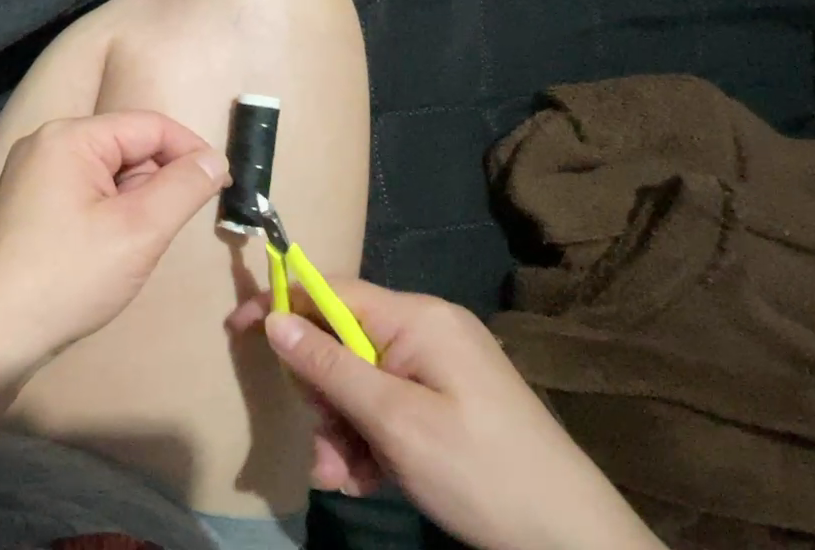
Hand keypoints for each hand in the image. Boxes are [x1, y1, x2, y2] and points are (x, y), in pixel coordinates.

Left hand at [0, 112, 229, 367]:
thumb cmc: (70, 277)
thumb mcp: (140, 231)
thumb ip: (184, 188)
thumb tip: (215, 160)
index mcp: (69, 136)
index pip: (148, 125)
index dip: (191, 151)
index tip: (224, 186)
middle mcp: (45, 143)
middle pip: (125, 145)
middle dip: (158, 181)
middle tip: (169, 229)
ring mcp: (30, 173)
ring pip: (106, 172)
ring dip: (134, 201)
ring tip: (135, 246)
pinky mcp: (26, 203)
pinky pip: (82, 191)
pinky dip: (108, 212)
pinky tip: (108, 250)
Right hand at [229, 280, 663, 549]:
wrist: (578, 545)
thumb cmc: (482, 471)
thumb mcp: (395, 422)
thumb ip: (329, 367)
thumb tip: (273, 319)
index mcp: (417, 319)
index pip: (329, 289)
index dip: (280, 305)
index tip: (236, 331)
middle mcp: (425, 332)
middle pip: (339, 343)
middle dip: (319, 396)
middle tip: (321, 449)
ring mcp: (437, 369)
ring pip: (356, 383)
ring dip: (338, 430)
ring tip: (342, 479)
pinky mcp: (444, 403)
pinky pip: (383, 406)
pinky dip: (365, 441)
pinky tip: (365, 480)